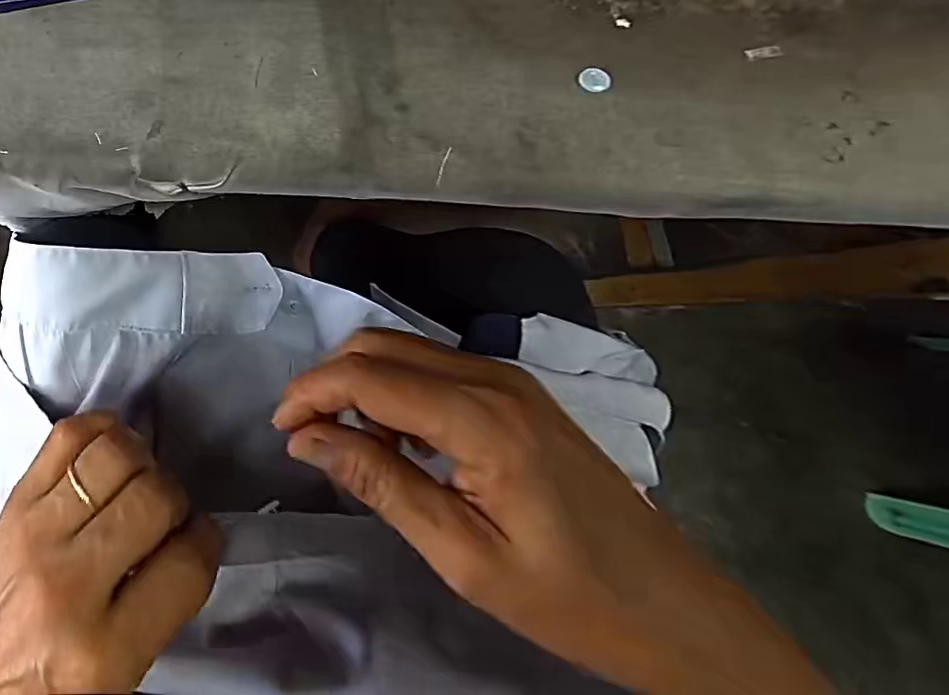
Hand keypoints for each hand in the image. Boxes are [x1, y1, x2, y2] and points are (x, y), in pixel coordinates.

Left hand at [0, 412, 220, 694]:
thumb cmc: (43, 692)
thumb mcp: (117, 678)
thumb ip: (162, 608)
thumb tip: (192, 537)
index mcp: (100, 652)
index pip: (188, 564)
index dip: (206, 541)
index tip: (199, 540)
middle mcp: (66, 586)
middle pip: (156, 496)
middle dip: (176, 499)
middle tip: (167, 516)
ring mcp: (33, 537)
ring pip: (116, 454)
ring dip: (143, 460)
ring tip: (139, 482)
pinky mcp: (11, 506)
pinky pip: (68, 436)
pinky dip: (101, 429)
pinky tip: (110, 451)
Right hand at [273, 329, 830, 694]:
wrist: (669, 602)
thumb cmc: (565, 595)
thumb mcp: (462, 555)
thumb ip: (381, 482)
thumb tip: (309, 439)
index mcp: (480, 416)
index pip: (370, 376)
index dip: (313, 392)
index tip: (279, 429)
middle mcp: (491, 375)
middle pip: (383, 346)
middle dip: (330, 379)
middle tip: (305, 435)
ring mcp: (508, 377)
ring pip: (407, 351)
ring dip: (363, 384)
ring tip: (350, 446)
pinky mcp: (516, 389)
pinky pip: (436, 368)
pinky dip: (399, 390)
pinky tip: (399, 440)